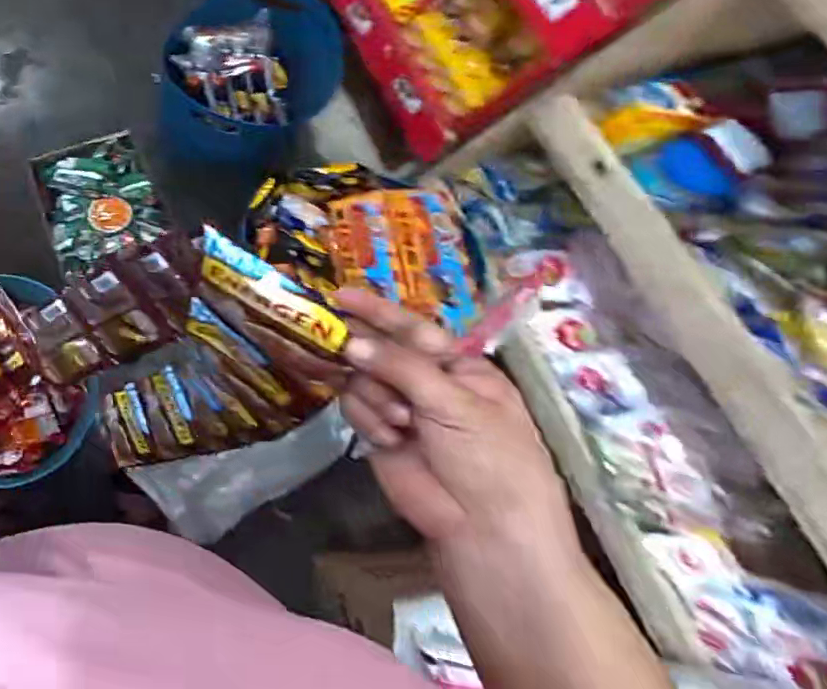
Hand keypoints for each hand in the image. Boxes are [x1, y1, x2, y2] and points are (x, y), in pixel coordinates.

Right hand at [334, 289, 577, 559]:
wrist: (484, 531)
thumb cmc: (490, 459)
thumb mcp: (455, 404)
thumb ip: (399, 366)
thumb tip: (350, 343)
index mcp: (458, 368)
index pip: (411, 328)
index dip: (377, 310)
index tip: (340, 295)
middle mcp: (426, 382)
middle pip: (379, 349)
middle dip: (364, 352)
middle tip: (336, 344)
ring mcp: (400, 407)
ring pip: (361, 377)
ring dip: (374, 396)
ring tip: (398, 423)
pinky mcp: (378, 431)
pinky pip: (354, 406)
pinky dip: (367, 419)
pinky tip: (389, 439)